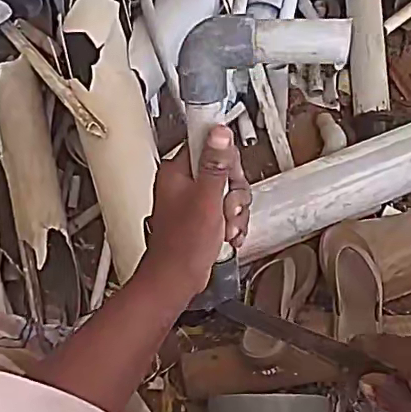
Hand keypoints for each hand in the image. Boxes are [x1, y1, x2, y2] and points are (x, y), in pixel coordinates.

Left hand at [139, 124, 250, 301]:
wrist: (176, 278)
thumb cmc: (182, 244)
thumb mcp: (206, 198)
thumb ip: (215, 164)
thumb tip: (219, 133)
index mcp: (176, 171)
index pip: (207, 144)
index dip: (225, 159)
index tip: (230, 174)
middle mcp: (182, 183)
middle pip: (223, 169)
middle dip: (233, 192)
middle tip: (227, 207)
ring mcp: (192, 201)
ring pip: (228, 192)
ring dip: (234, 211)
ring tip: (225, 226)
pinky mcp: (201, 217)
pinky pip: (226, 210)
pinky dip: (231, 223)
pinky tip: (227, 234)